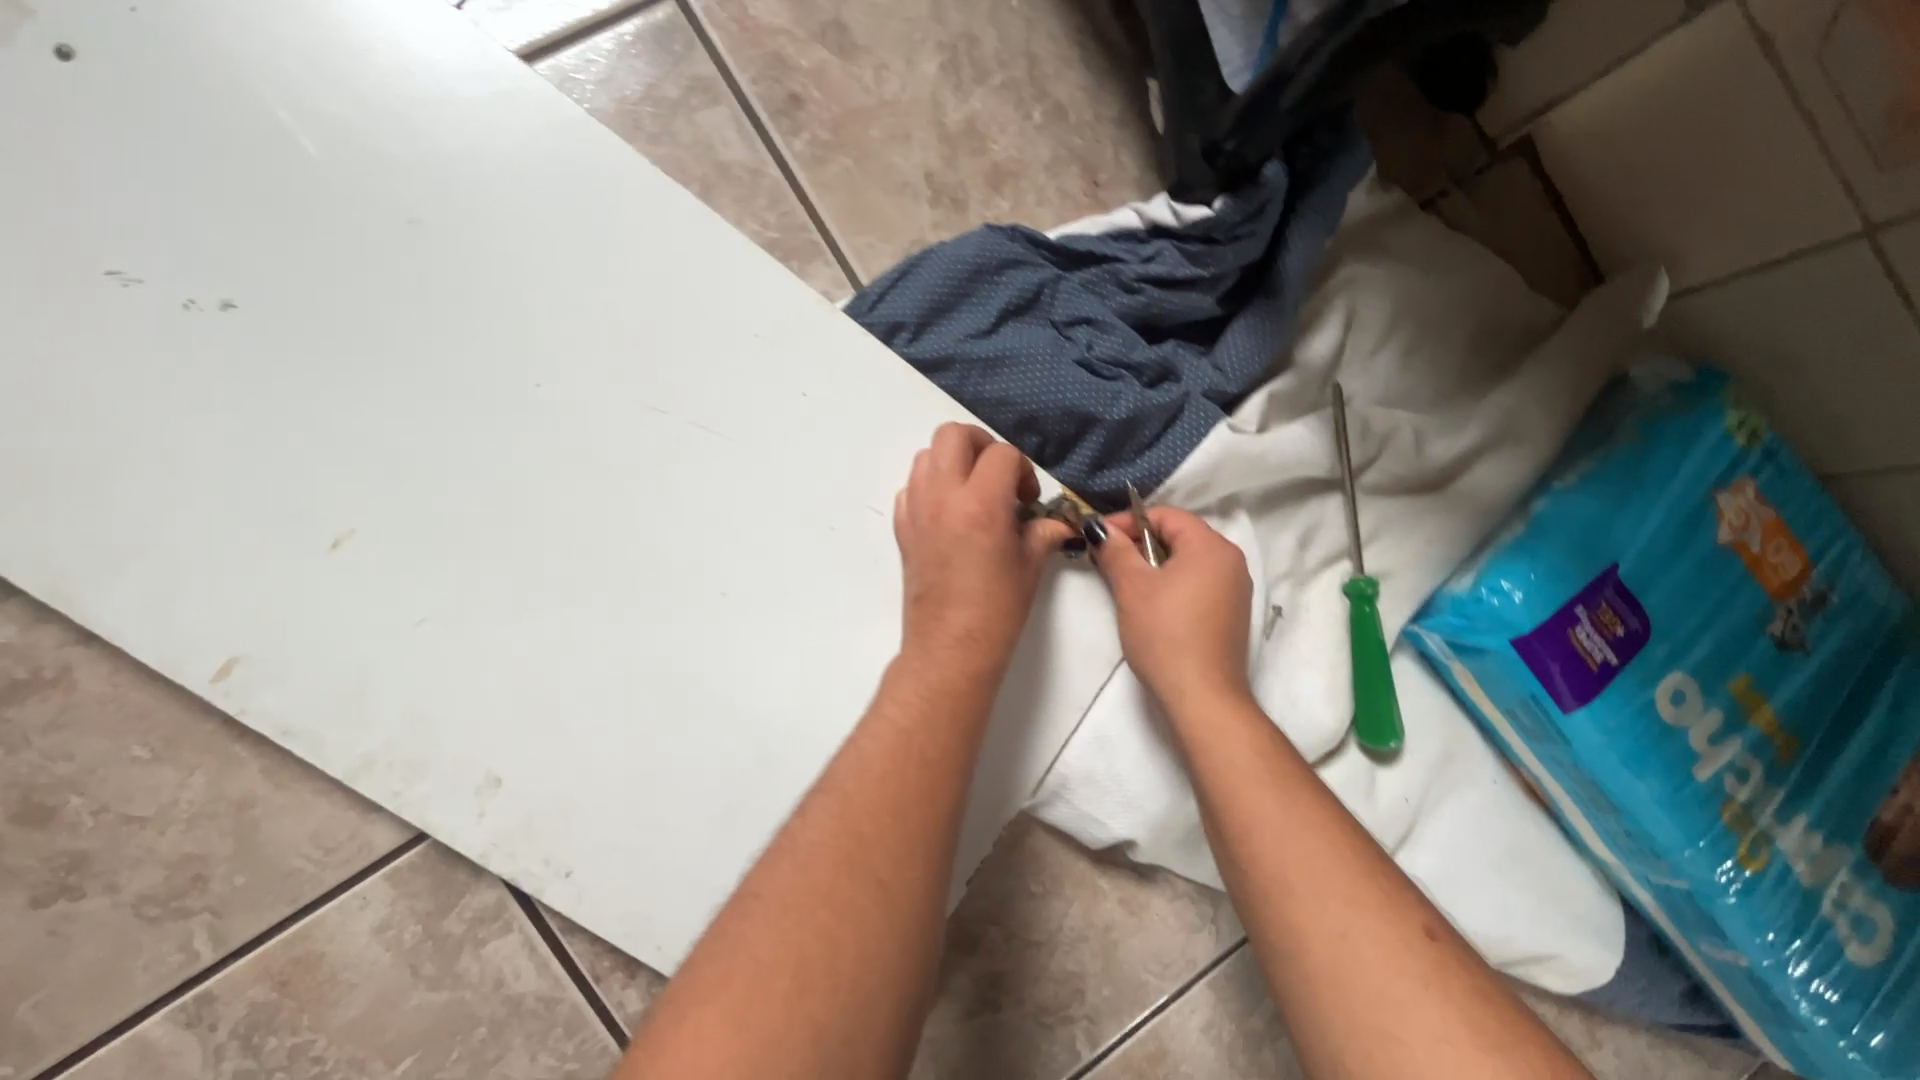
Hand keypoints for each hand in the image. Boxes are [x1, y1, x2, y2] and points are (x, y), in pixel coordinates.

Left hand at [893, 424, 1074, 677]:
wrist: (949, 648)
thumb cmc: (996, 610)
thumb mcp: (1029, 567)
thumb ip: (1043, 532)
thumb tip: (1058, 523)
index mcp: (981, 503)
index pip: (1002, 454)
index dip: (1021, 470)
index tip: (1027, 500)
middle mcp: (943, 497)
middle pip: (953, 435)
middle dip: (981, 446)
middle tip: (998, 478)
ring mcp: (916, 510)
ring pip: (927, 455)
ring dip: (953, 463)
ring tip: (974, 493)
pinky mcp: (901, 528)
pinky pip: (911, 487)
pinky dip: (930, 488)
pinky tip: (950, 515)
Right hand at [1094, 507, 1254, 715]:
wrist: (1202, 696)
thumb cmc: (1165, 634)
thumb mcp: (1132, 587)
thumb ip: (1115, 550)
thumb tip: (1100, 528)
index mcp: (1211, 546)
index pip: (1166, 515)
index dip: (1128, 521)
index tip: (1098, 537)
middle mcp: (1230, 560)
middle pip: (1179, 536)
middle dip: (1139, 542)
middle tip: (1106, 559)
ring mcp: (1235, 588)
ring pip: (1187, 561)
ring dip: (1153, 564)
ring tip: (1123, 582)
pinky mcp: (1231, 613)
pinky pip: (1198, 583)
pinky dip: (1171, 584)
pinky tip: (1149, 604)